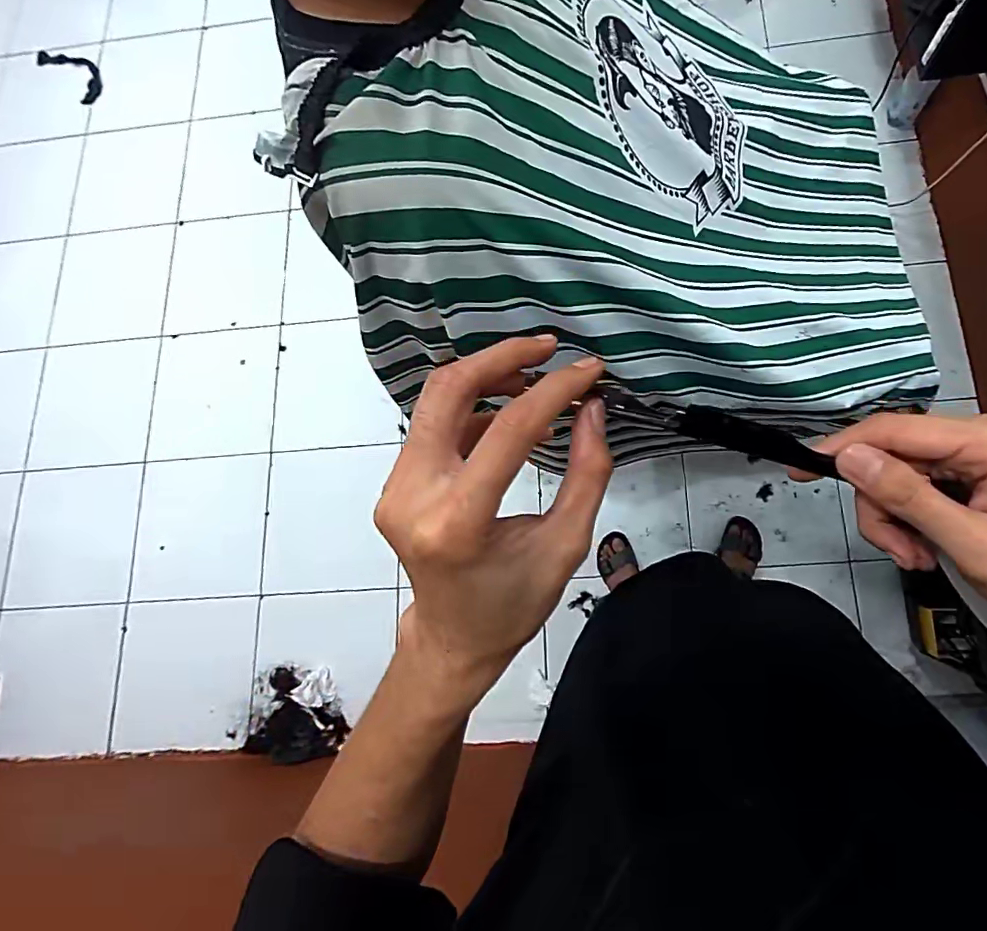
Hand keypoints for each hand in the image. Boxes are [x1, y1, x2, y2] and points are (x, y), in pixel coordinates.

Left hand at [375, 336, 612, 692]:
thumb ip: (587, 474)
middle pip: (449, 391)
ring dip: (487, 377)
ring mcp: (395, 488)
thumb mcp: (565, 545)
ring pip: (436, 399)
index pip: (509, 430)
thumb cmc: (513, 604)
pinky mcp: (395, 483)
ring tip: (537, 381)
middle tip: (549, 347)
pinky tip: (513, 419)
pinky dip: (476, 407)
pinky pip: (435, 423)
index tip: (589, 371)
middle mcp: (412, 496)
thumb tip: (592, 408)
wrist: (452, 639)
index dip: (555, 390)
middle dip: (502, 357)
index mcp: (457, 522)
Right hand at [810, 414, 986, 648]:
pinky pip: (918, 486)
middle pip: (895, 455)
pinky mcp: (973, 473)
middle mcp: (984, 435)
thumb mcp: (974, 546)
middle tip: (898, 551)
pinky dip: (910, 520)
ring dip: (895, 519)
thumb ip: (909, 498)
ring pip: (900, 474)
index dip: (845, 446)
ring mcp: (979, 453)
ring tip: (919, 557)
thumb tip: (850, 456)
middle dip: (883, 505)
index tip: (801, 467)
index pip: (898, 430)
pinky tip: (928, 548)